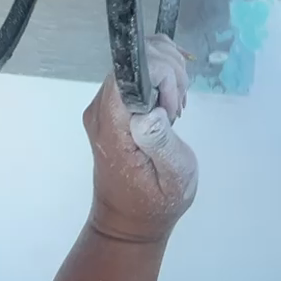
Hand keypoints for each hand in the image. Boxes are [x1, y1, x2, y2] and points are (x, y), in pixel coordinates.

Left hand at [82, 35, 197, 243]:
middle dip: (170, 71)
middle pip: (136, 58)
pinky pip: (137, 71)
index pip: (130, 70)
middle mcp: (101, 108)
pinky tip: (171, 98)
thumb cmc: (155, 204)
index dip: (161, 73)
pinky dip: (162, 75)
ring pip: (138, 59)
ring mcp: (105, 104)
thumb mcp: (172, 177)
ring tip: (176, 107)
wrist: (130, 222)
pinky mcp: (113, 104)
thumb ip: (161, 141)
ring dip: (168, 73)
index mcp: (112, 124)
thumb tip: (150, 110)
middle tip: (180, 108)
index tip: (175, 106)